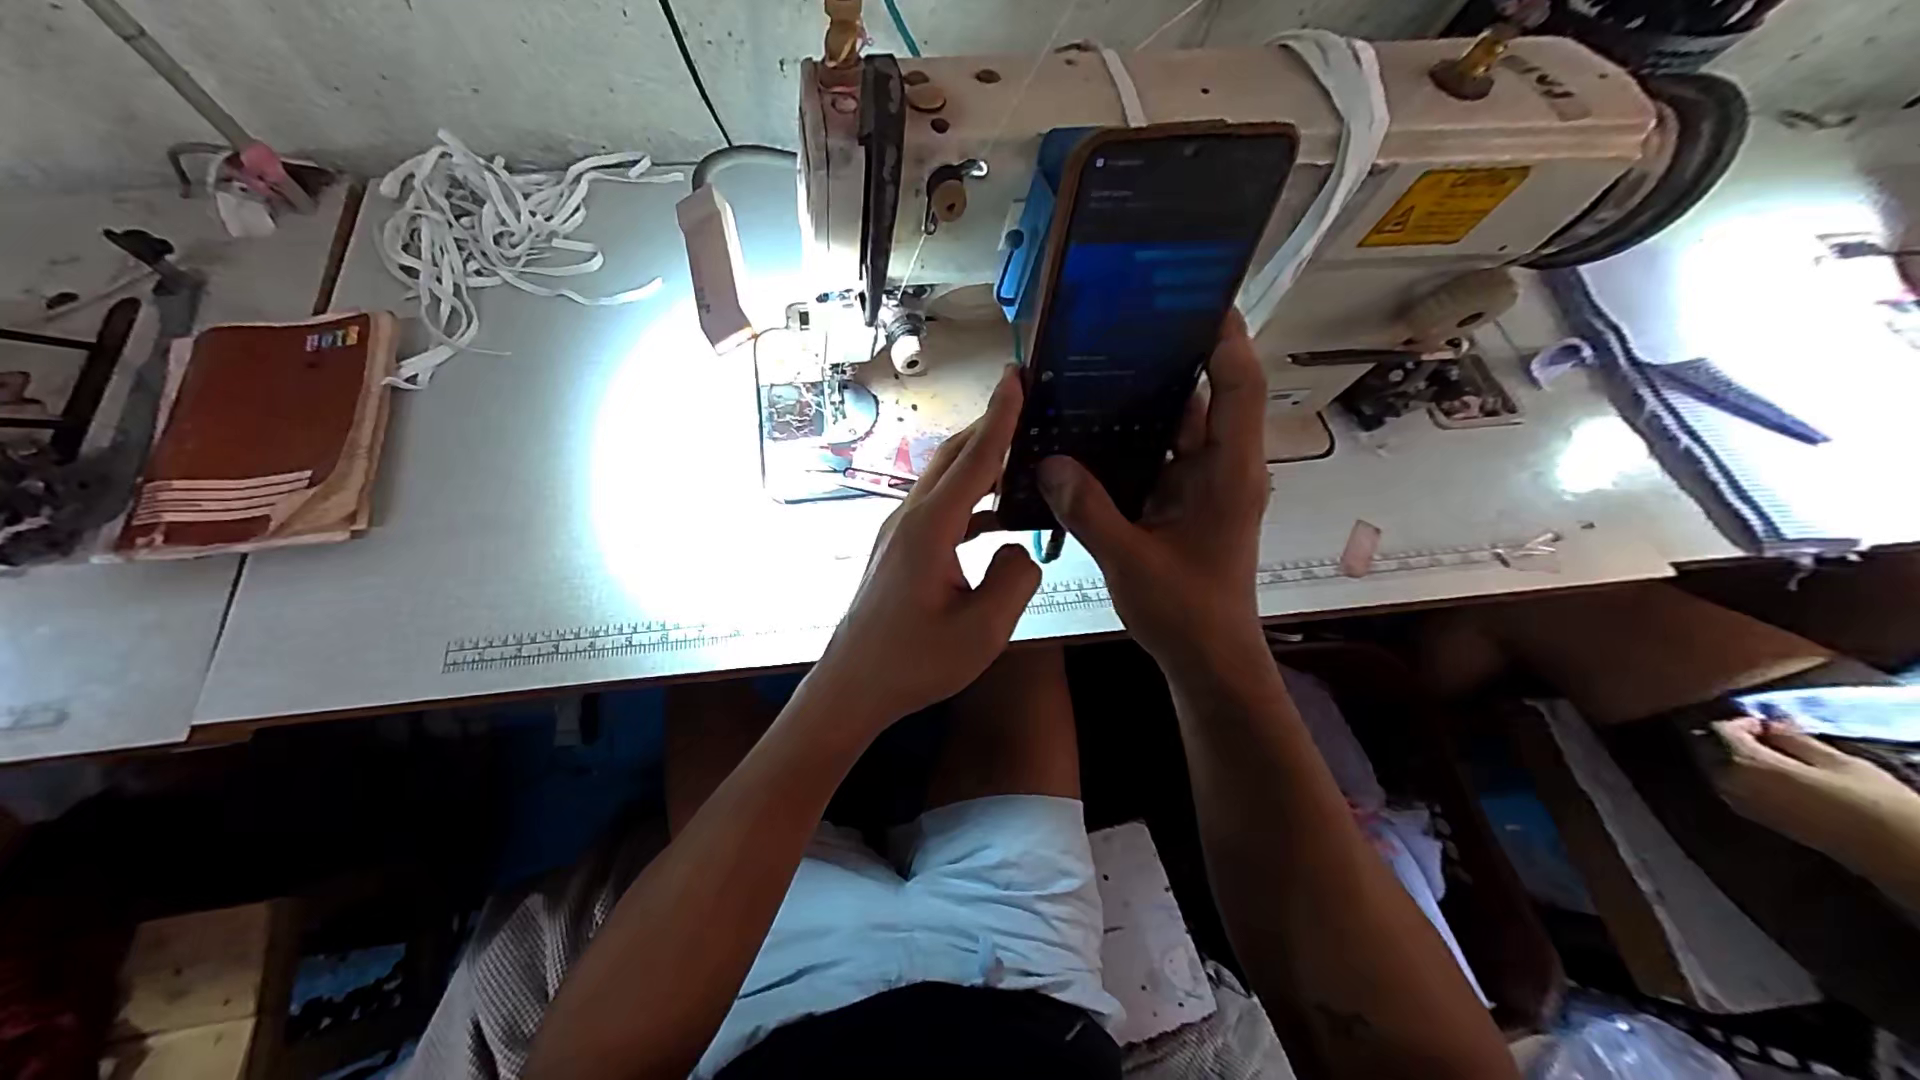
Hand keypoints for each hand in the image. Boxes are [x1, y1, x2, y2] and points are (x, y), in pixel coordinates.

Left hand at [810, 369, 1040, 726]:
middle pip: (954, 458)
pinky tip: (996, 517)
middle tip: (1023, 400)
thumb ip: (1014, 578)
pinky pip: (941, 510)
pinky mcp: (899, 549)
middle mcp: (909, 519)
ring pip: (945, 482)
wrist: (854, 685)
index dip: (1000, 417)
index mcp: (929, 529)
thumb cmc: (913, 663)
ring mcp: (899, 533)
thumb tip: (1017, 546)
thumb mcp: (982, 630)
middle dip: (990, 425)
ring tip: (1019, 454)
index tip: (1016, 377)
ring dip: (981, 463)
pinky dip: (972, 501)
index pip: (974, 459)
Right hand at [1037, 312, 1271, 672]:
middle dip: (1173, 361)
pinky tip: (1094, 432)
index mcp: (1228, 474)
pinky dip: (1133, 443)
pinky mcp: (1185, 504)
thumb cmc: (1186, 612)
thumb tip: (1049, 463)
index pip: (1239, 387)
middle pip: (1205, 399)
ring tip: (1101, 370)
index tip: (1203, 297)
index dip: (1227, 338)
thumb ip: (1088, 509)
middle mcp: (1222, 470)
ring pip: (1178, 429)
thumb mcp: (1130, 559)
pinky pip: (1159, 458)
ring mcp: (1204, 487)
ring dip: (1147, 404)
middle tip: (1125, 328)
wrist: (1208, 659)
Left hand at [1712, 717, 1919, 870]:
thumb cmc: (1872, 803)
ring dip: (1736, 755)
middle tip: (1770, 735)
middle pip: (1710, 747)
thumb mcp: (1839, 762)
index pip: (1720, 729)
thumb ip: (1795, 739)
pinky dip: (1742, 773)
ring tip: (1775, 753)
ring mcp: (1737, 802)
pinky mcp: (1753, 817)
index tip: (1770, 723)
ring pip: (1718, 766)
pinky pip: (1732, 785)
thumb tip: (1771, 721)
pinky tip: (1773, 774)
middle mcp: (1728, 782)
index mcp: (1744, 764)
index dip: (1742, 721)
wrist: (1894, 854)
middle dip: (1734, 737)